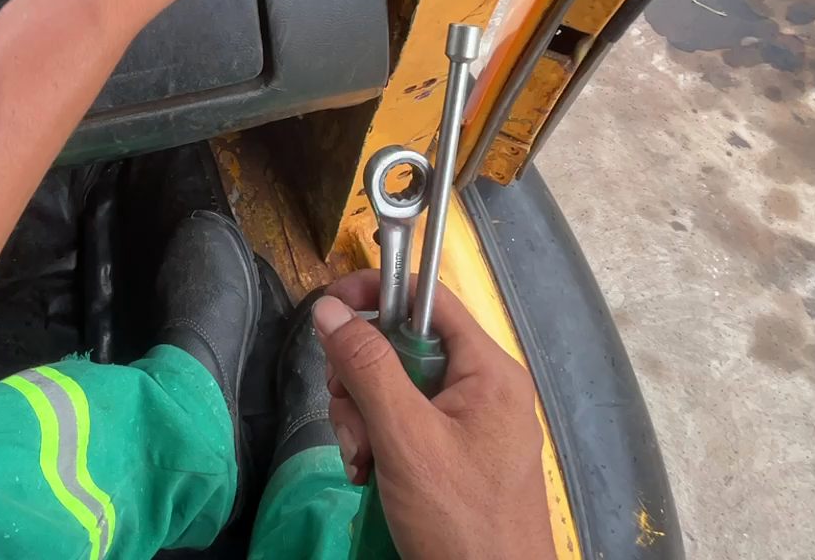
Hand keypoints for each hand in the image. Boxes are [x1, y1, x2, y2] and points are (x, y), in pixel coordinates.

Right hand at [312, 270, 554, 559]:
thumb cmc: (460, 522)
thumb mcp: (406, 438)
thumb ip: (367, 366)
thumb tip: (327, 306)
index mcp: (486, 370)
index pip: (426, 297)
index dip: (375, 292)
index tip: (330, 308)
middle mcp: (477, 386)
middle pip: (398, 341)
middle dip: (359, 374)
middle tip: (345, 406)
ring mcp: (462, 420)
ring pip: (388, 381)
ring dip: (359, 413)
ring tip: (360, 456)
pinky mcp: (447, 450)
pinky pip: (395, 417)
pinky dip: (371, 436)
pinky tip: (367, 469)